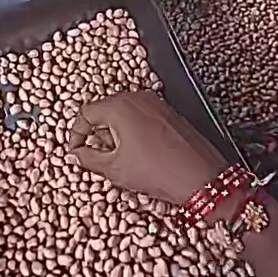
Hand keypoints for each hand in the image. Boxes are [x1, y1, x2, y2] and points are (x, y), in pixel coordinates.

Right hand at [66, 90, 227, 204]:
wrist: (202, 178)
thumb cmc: (159, 171)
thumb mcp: (114, 169)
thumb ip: (88, 158)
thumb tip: (77, 154)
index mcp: (118, 106)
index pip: (86, 113)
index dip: (76, 133)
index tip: (75, 148)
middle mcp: (137, 98)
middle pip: (104, 110)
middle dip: (97, 133)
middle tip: (96, 155)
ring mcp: (155, 103)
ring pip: (124, 113)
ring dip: (115, 132)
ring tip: (119, 158)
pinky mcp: (169, 113)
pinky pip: (141, 115)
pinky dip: (133, 131)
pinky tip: (139, 153)